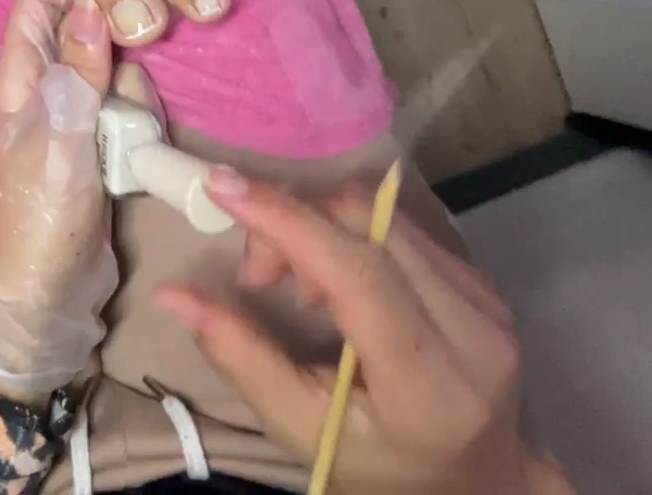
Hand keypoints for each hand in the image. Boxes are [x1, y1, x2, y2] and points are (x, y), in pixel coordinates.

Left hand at [0, 0, 136, 400]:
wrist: (44, 288)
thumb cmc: (42, 212)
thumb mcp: (62, 137)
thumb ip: (78, 72)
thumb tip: (90, 6)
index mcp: (17, 76)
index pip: (36, 3)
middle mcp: (40, 86)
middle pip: (82, 31)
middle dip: (115, 45)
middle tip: (129, 81)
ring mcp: (68, 114)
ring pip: (108, 69)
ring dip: (128, 90)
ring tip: (129, 128)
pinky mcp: (92, 140)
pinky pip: (119, 107)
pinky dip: (133, 117)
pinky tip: (137, 145)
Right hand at [154, 174, 572, 494]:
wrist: (476, 480)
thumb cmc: (375, 461)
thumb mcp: (296, 424)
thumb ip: (236, 353)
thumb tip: (168, 293)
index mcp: (429, 383)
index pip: (358, 272)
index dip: (285, 220)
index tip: (220, 186)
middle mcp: (472, 330)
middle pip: (362, 222)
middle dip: (287, 224)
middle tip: (257, 275)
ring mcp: (483, 299)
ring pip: (374, 211)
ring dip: (313, 225)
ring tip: (296, 283)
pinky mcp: (477, 278)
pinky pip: (390, 220)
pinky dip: (341, 231)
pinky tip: (332, 277)